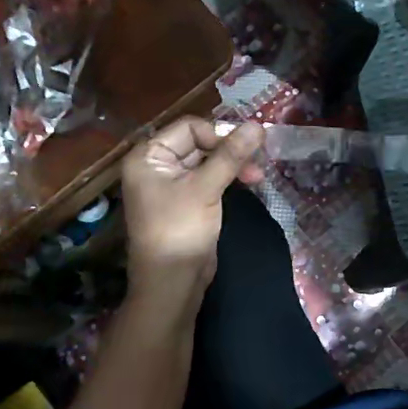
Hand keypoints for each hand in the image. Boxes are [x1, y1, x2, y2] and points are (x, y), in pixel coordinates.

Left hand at [120, 117, 263, 295]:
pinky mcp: (186, 202)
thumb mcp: (205, 189)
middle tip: (259, 162)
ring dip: (232, 165)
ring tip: (258, 176)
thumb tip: (259, 125)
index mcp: (148, 156)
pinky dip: (227, 179)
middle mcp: (156, 166)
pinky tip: (249, 182)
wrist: (171, 283)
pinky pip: (207, 180)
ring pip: (206, 162)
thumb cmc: (180, 230)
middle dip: (228, 150)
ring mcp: (171, 185)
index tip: (245, 150)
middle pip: (198, 143)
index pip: (189, 128)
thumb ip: (231, 156)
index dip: (218, 135)